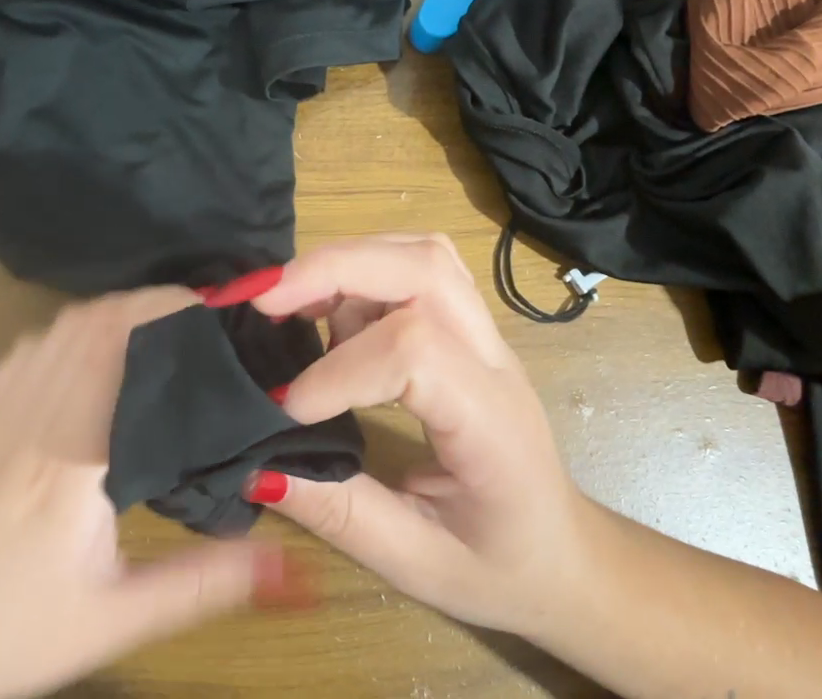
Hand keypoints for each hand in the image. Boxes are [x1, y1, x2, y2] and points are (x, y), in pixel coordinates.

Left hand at [0, 288, 300, 698]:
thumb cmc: (6, 633)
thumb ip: (206, 584)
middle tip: (202, 316)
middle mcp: (33, 414)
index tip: (219, 307)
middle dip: (151, 303)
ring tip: (160, 329)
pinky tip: (92, 355)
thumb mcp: (117, 617)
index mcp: (74, 455)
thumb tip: (296, 571)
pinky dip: (71, 331)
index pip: (125, 348)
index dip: (171, 311)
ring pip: (59, 327)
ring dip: (112, 313)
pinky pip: (28, 347)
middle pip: (94, 322)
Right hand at [244, 235, 596, 646]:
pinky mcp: (467, 330)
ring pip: (422, 254)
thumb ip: (340, 512)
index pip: (416, 351)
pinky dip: (362, 270)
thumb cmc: (501, 567)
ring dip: (347, 262)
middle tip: (260, 298)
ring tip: (287, 302)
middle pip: (424, 268)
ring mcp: (485, 336)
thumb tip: (257, 466)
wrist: (564, 555)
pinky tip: (325, 312)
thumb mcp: (417, 562)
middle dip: (332, 269)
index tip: (286, 410)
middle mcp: (494, 359)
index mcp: (490, 424)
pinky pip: (419, 267)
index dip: (338, 369)